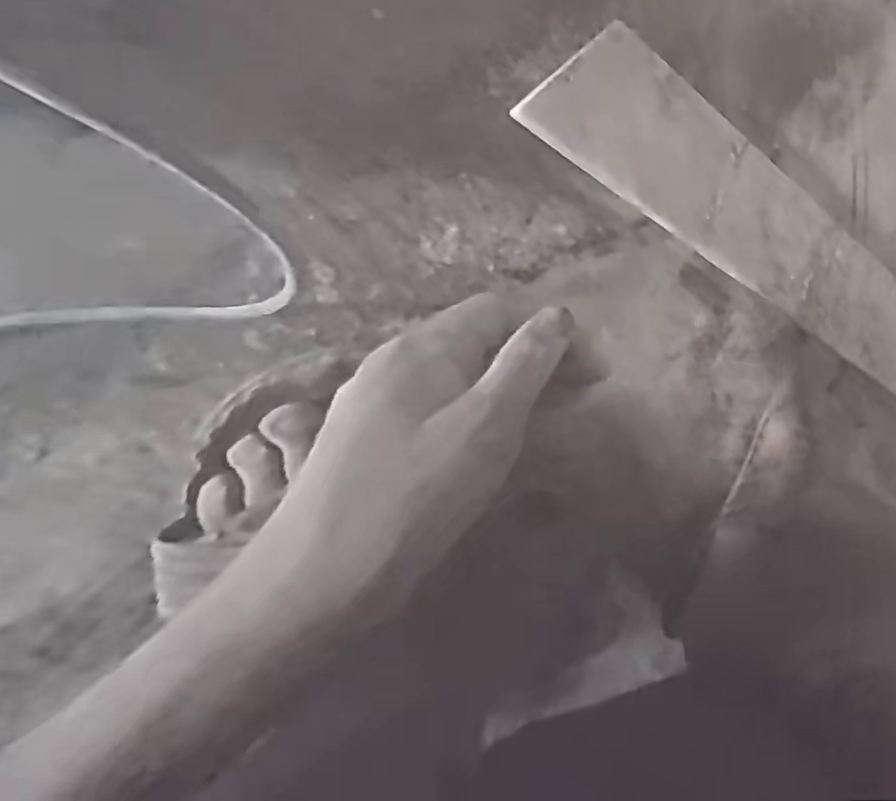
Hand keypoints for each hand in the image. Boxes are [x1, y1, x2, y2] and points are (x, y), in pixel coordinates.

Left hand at [228, 296, 572, 619]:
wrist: (311, 585)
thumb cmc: (414, 496)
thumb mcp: (488, 424)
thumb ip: (526, 362)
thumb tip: (556, 314)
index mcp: (421, 348)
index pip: (498, 309)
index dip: (547, 332)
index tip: (584, 376)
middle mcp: (391, 360)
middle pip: (475, 338)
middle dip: (527, 361)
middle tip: (562, 405)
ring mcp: (372, 398)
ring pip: (454, 373)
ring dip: (499, 389)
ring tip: (527, 429)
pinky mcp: (364, 435)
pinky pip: (431, 403)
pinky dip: (467, 412)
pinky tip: (474, 451)